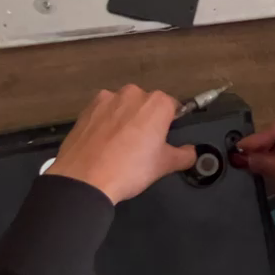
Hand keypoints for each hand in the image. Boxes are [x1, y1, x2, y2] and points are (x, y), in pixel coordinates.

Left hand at [45, 85, 197, 203]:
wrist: (84, 180)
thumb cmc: (128, 169)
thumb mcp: (164, 165)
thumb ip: (184, 155)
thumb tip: (191, 152)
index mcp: (157, 104)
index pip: (172, 106)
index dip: (170, 123)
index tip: (164, 138)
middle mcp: (133, 94)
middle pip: (146, 104)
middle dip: (146, 120)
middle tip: (143, 146)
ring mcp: (107, 99)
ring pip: (123, 107)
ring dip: (125, 120)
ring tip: (120, 146)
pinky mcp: (87, 109)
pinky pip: (103, 112)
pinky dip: (105, 123)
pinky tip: (103, 144)